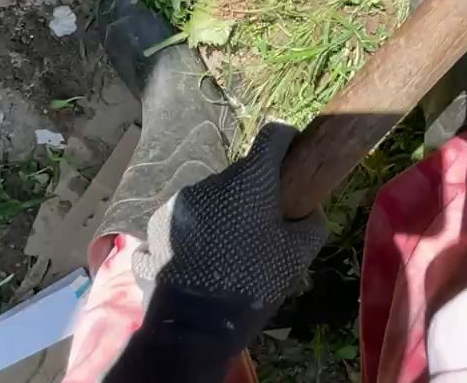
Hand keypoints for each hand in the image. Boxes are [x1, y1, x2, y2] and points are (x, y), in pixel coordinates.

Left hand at [131, 122, 326, 311]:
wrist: (192, 331)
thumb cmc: (252, 286)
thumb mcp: (298, 256)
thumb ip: (312, 221)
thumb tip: (308, 206)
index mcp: (250, 180)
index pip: (274, 135)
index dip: (287, 143)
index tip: (291, 162)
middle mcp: (211, 181)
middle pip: (241, 172)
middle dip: (252, 192)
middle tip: (259, 226)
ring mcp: (178, 202)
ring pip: (210, 196)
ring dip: (220, 212)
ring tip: (224, 250)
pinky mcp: (154, 225)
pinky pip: (183, 219)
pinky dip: (193, 232)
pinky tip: (198, 260)